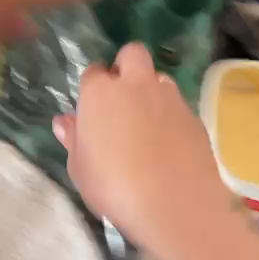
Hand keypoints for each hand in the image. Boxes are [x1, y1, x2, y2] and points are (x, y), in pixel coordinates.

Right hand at [55, 44, 237, 253]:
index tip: (93, 107)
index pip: (93, 72)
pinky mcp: (194, 116)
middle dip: (126, 66)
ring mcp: (170, 97)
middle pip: (132, 54)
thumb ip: (74, 140)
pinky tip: (170, 145)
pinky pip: (179, 106)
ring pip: (160, 78)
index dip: (93, 87)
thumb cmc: (114, 188)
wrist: (174, 205)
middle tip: (122, 98)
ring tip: (148, 125)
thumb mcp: (81, 169)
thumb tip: (64, 122)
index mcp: (101, 93)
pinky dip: (172, 117)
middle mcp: (137, 85)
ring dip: (152, 91)